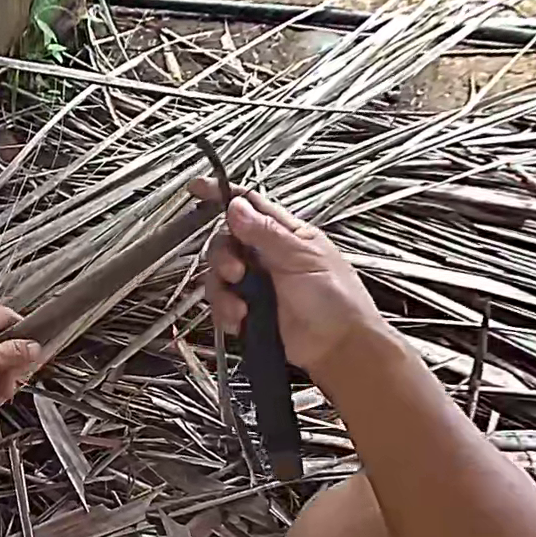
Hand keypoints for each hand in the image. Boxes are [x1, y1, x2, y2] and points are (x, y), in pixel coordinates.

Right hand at [189, 177, 388, 374]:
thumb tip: (236, 207)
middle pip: (225, 243)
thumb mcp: (302, 258)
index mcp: (285, 235)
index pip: (249, 206)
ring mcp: (255, 284)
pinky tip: (241, 320)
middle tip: (237, 272)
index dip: (222, 196)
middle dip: (223, 258)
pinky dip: (225, 312)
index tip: (197, 188)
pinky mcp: (247, 310)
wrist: (338, 348)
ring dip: (223, 291)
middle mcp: (266, 256)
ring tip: (241, 306)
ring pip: (217, 275)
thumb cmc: (336, 300)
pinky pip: (220, 304)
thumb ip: (266, 233)